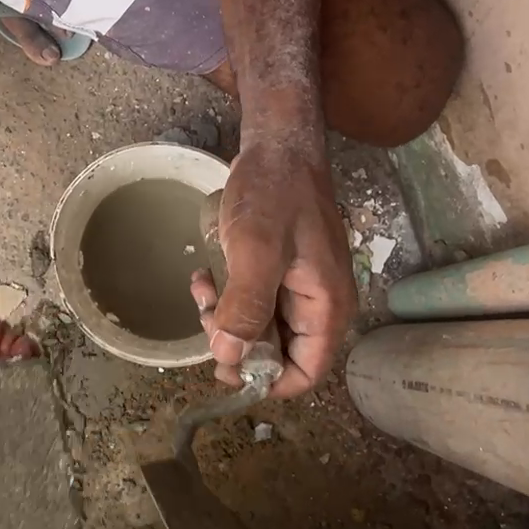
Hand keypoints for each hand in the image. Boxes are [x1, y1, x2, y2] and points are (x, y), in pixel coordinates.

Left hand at [190, 133, 354, 396]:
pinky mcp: (278, 269)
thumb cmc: (272, 196)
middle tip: (206, 316)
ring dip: (226, 317)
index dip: (266, 382)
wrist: (277, 147)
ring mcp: (297, 286)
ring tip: (203, 289)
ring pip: (259, 326)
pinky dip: (226, 296)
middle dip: (237, 342)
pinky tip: (204, 275)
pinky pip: (252, 300)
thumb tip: (229, 357)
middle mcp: (317, 304)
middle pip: (278, 353)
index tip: (224, 371)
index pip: (306, 373)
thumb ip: (247, 305)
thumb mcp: (257, 250)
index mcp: (326, 308)